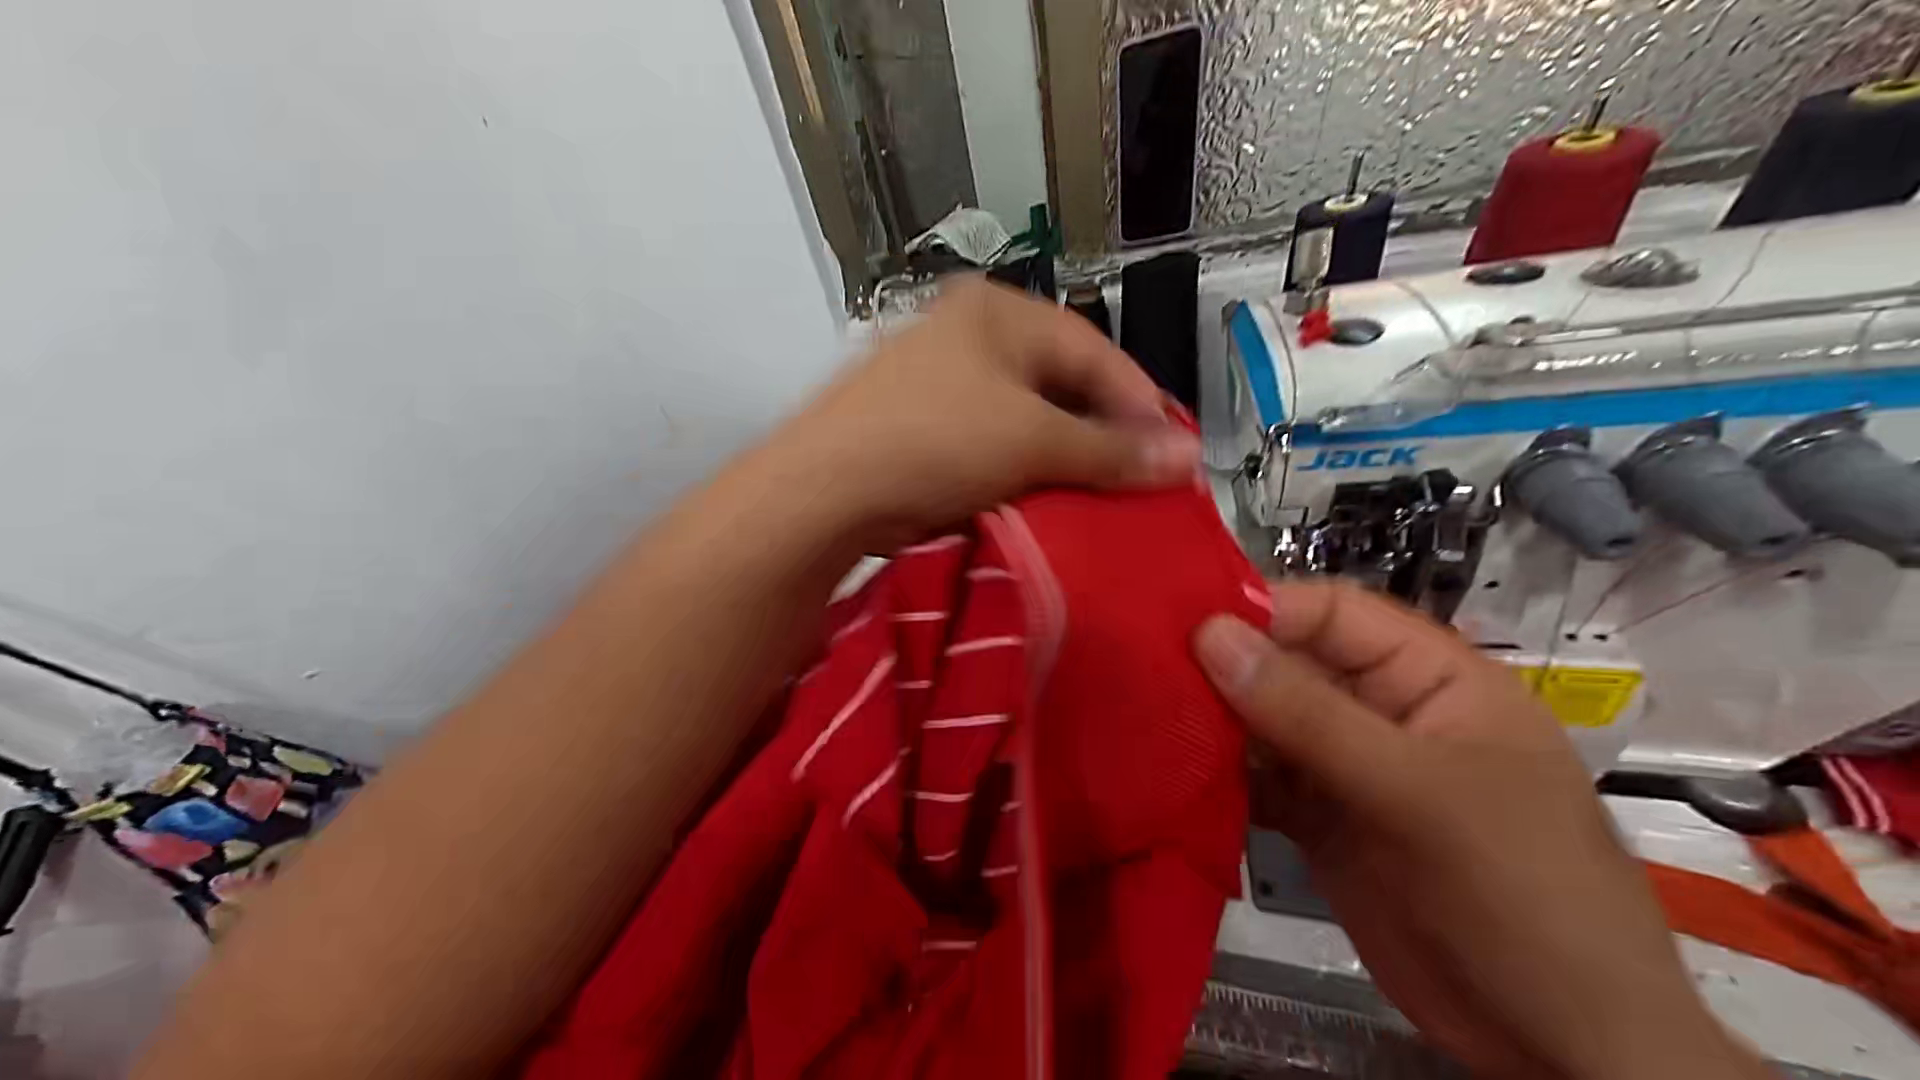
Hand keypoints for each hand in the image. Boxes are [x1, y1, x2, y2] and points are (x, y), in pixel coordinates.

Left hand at [772, 279, 1198, 548]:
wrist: (825, 493)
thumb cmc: (931, 442)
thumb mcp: (1032, 440)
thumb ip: (1111, 450)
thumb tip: (1187, 459)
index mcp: (997, 312)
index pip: (1095, 351)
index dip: (1140, 403)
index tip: (1173, 454)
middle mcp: (968, 337)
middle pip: (1060, 385)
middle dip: (1102, 435)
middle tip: (1138, 482)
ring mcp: (940, 384)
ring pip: (1026, 422)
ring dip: (1063, 460)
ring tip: (1099, 500)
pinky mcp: (922, 430)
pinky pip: (992, 448)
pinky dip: (1021, 474)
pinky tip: (1043, 505)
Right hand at [1194, 583, 1769, 1079]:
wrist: (1560, 1048)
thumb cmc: (1518, 893)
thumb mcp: (1417, 792)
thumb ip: (1308, 713)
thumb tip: (1211, 634)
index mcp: (1429, 679)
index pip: (1333, 614)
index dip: (1264, 608)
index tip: (1187, 620)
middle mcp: (1380, 711)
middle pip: (1288, 663)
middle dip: (1225, 664)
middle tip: (1148, 666)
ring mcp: (1346, 766)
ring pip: (1264, 720)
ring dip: (1213, 719)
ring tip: (1149, 713)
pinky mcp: (1318, 818)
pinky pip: (1257, 777)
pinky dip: (1218, 774)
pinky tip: (1174, 771)